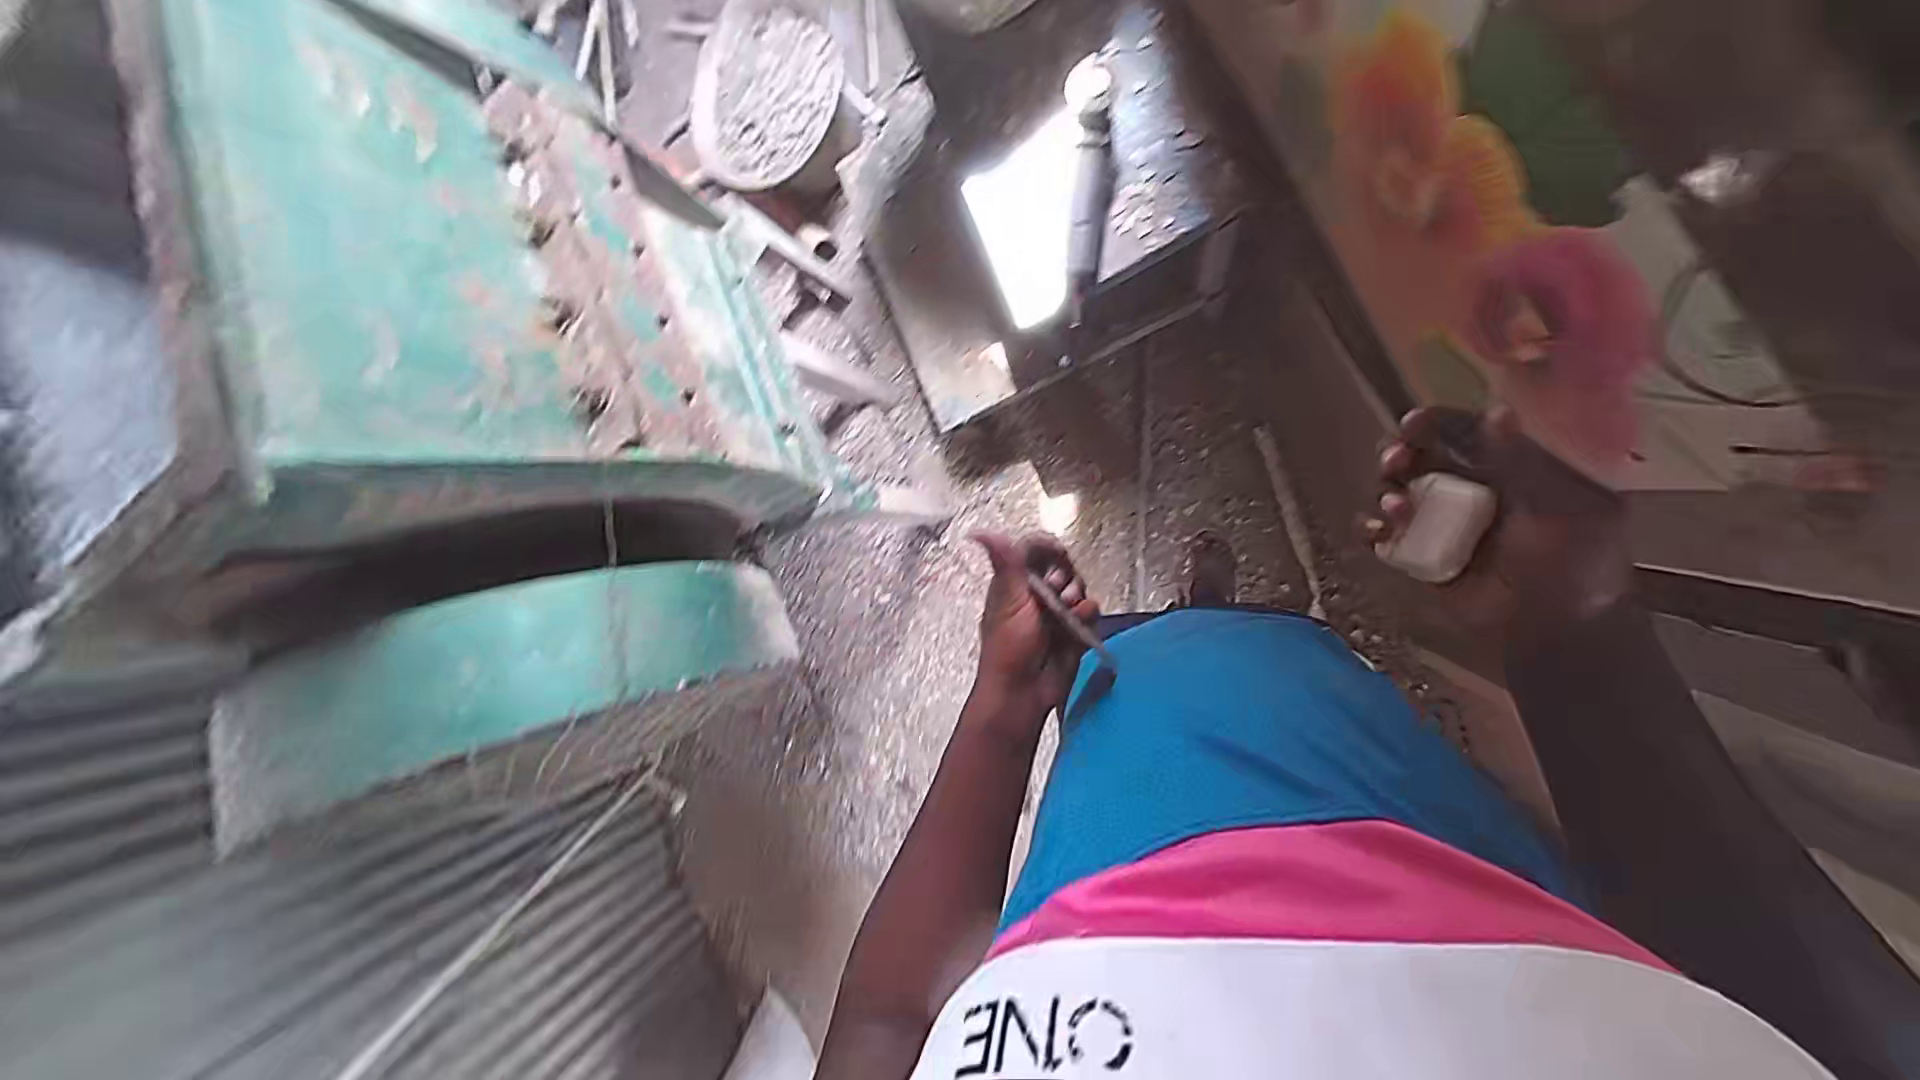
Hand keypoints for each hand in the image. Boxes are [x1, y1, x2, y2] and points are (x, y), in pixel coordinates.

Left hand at [971, 532, 1100, 716]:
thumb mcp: (1008, 599)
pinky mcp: (1074, 631)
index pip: (1035, 552)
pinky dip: (1088, 613)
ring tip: (1068, 607)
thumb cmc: (1008, 646)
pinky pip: (1090, 612)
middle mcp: (1037, 595)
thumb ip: (1006, 563)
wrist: (1022, 691)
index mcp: (1015, 583)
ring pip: (1079, 588)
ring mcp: (1056, 613)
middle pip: (1063, 567)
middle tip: (1058, 588)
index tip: (1056, 552)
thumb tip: (980, 532)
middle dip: (1066, 574)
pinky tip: (1079, 619)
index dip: (1048, 549)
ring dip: (1077, 594)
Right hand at [1367, 407, 1632, 643]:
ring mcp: (1439, 525)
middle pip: (1418, 459)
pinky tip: (1378, 534)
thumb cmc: (1575, 567)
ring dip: (1385, 493)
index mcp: (1509, 471)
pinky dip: (1371, 530)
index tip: (1412, 424)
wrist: (1554, 632)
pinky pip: (1381, 536)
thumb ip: (1526, 462)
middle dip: (1399, 456)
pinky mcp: (1415, 556)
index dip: (1436, 425)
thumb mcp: (1565, 506)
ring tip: (1395, 508)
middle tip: (1393, 463)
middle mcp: (1469, 492)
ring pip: (1394, 494)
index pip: (1465, 435)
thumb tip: (1497, 411)